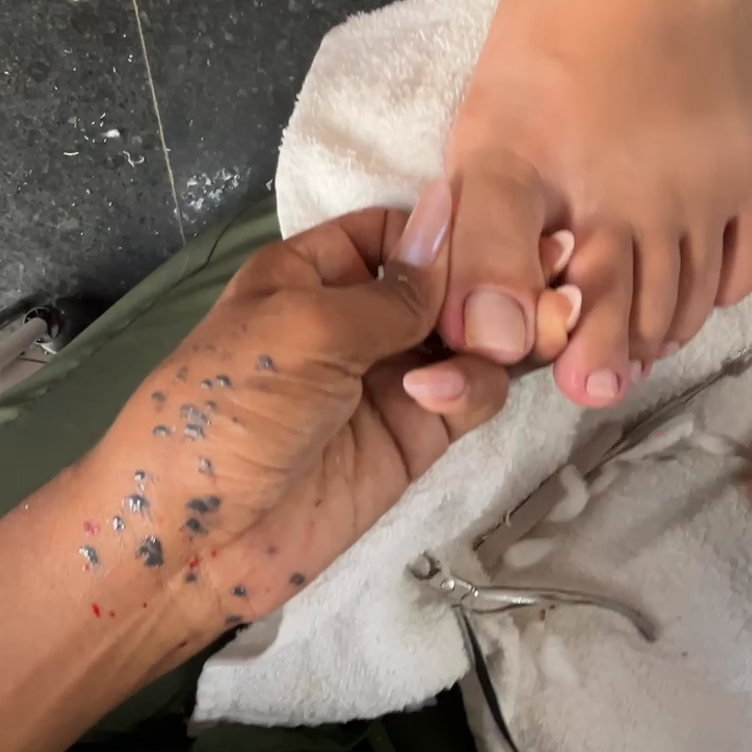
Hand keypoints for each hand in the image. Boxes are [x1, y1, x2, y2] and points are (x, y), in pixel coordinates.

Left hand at [87, 181, 512, 626]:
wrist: (200, 542)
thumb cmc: (231, 407)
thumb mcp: (302, 330)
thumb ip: (389, 289)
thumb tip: (447, 209)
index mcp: (310, 274)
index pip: (391, 232)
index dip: (439, 230)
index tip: (494, 232)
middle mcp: (354, 318)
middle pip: (440, 284)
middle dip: (485, 281)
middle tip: (550, 276)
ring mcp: (387, 378)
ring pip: (467, 338)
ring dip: (495, 333)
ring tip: (520, 335)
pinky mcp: (414, 436)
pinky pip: (470, 394)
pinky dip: (476, 385)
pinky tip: (444, 395)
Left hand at [442, 0, 751, 408]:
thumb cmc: (550, 35)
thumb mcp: (488, 140)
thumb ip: (485, 245)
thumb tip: (487, 342)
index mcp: (601, 219)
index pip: (590, 328)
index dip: (572, 359)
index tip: (560, 378)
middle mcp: (675, 221)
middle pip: (648, 320)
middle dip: (615, 355)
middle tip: (593, 379)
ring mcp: (727, 195)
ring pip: (695, 300)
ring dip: (659, 329)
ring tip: (630, 346)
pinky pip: (747, 261)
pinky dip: (713, 292)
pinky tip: (685, 295)